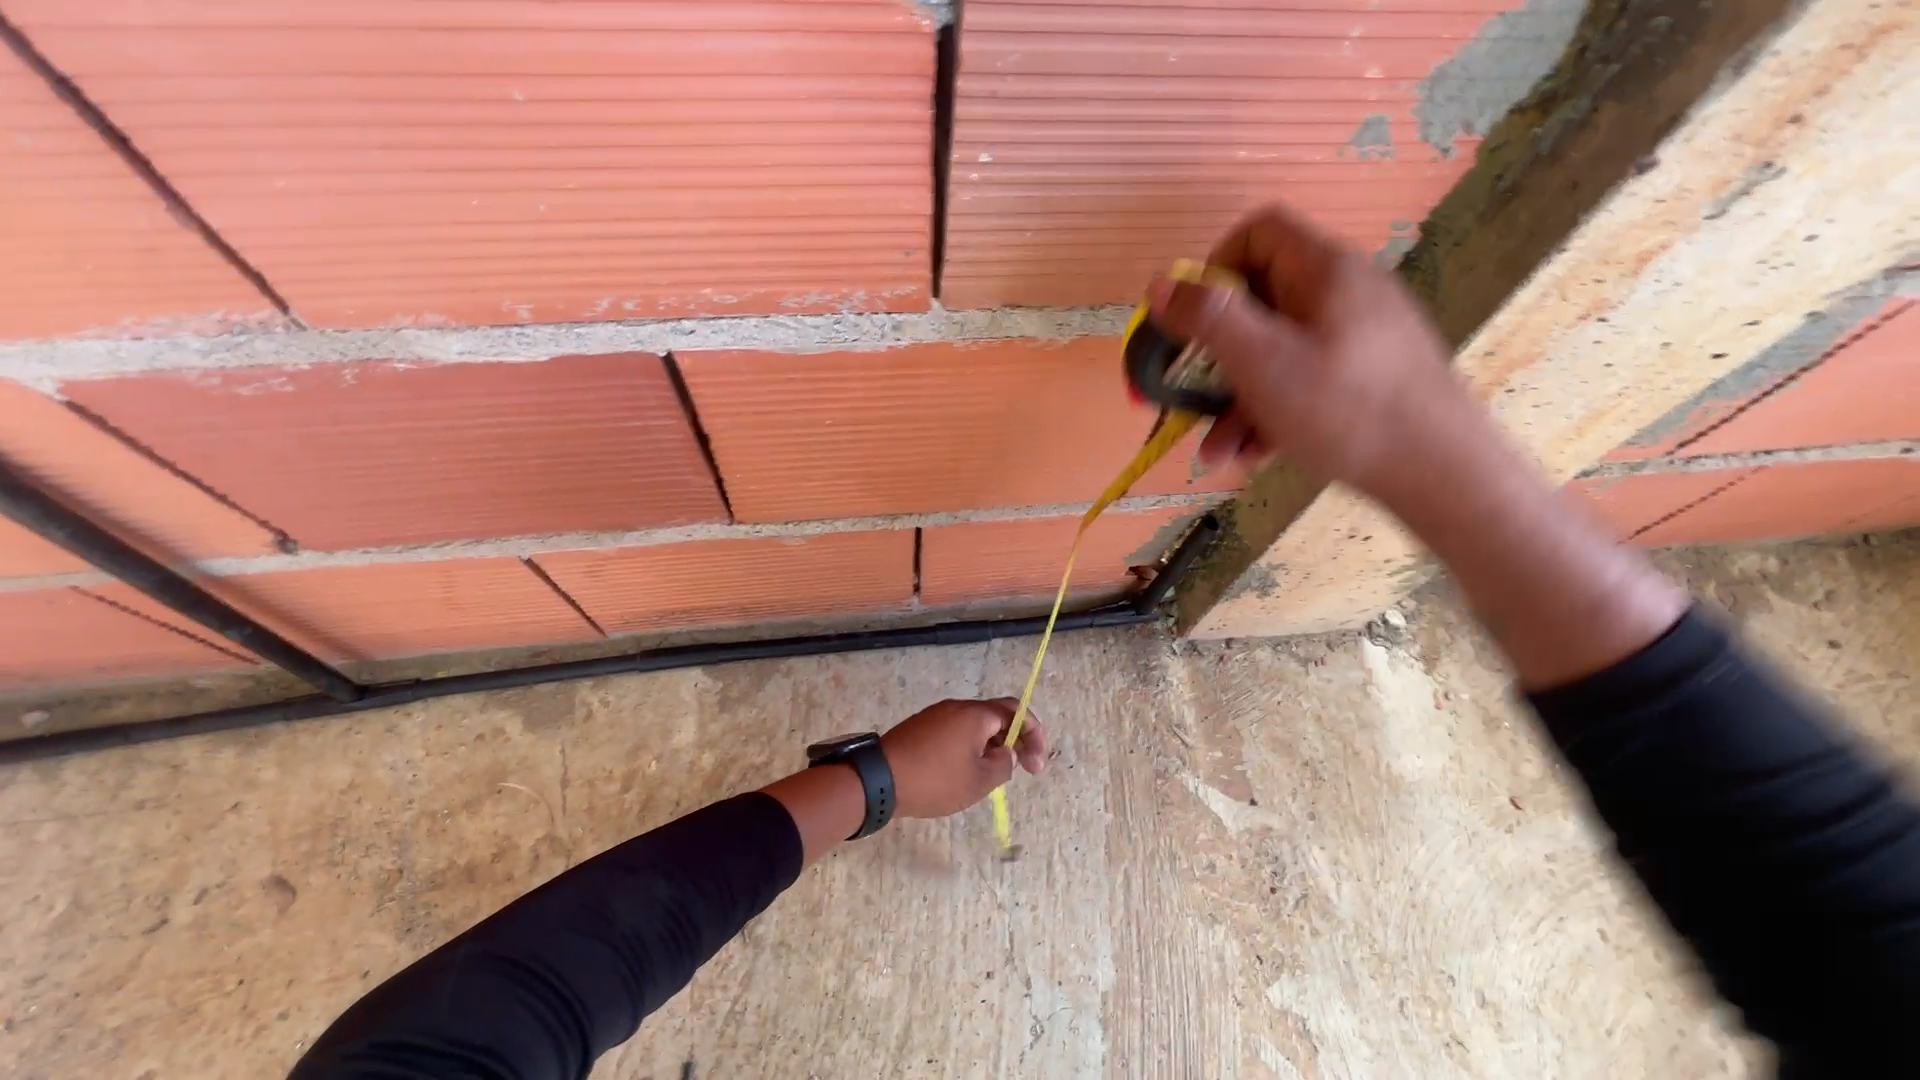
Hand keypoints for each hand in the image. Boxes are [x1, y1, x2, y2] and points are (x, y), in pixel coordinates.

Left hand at [880, 698, 1048, 818]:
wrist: (879, 779)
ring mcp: (936, 715)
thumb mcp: (979, 781)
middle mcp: (957, 707)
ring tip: (991, 775)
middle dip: (1014, 740)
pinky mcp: (920, 728)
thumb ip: (1003, 764)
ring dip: (990, 745)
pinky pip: (955, 732)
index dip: (1034, 735)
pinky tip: (963, 771)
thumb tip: (1006, 753)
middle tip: (1020, 768)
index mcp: (976, 714)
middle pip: (996, 716)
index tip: (1036, 764)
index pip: (1017, 712)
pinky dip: (969, 747)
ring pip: (974, 725)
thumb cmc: (935, 780)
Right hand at [1147, 204, 1475, 499]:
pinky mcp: (1373, 377)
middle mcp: (1347, 293)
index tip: (1192, 317)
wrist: (1442, 472)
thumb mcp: (1262, 361)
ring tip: (1218, 451)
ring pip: (1281, 353)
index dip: (1215, 266)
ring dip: (1238, 400)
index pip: (1259, 232)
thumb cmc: (1344, 408)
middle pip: (1262, 303)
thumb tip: (1160, 284)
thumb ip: (1208, 318)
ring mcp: (1363, 337)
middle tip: (1190, 397)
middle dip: (1217, 356)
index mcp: (1324, 271)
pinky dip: (1274, 412)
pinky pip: (1307, 381)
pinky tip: (1255, 456)